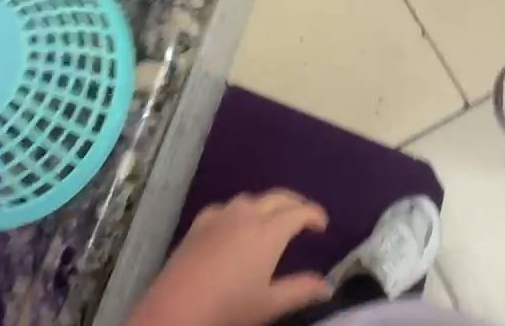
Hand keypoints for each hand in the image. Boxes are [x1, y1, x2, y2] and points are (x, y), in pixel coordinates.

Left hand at [128, 191, 331, 325]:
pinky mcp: (200, 221)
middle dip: (294, 203)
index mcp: (268, 231)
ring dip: (267, 205)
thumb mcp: (271, 304)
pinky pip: (227, 208)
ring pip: (251, 199)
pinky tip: (236, 225)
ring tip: (274, 219)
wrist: (178, 306)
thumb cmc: (230, 307)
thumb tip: (326, 285)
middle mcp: (246, 213)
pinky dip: (241, 211)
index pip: (297, 212)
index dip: (313, 214)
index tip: (323, 223)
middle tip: (305, 215)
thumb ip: (301, 290)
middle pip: (276, 198)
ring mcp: (221, 214)